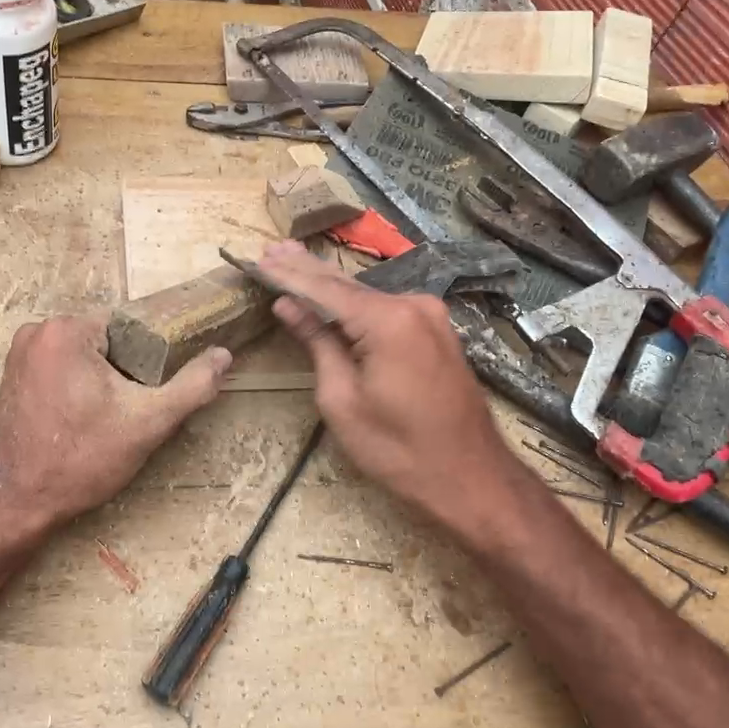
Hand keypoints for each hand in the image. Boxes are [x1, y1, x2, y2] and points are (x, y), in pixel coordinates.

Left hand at [0, 312, 229, 536]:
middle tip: (130, 410)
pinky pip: (60, 369)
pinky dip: (76, 388)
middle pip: (104, 340)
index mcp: (66, 330)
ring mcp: (19, 354)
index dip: (147, 357)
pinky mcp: (11, 377)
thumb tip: (224, 355)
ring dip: (101, 380)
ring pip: (83, 356)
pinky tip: (82, 420)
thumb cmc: (81, 460)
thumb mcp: (149, 423)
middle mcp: (36, 332)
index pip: (127, 327)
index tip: (150, 389)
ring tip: (107, 419)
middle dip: (123, 370)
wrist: (18, 503)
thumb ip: (192, 386)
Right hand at [257, 240, 521, 523]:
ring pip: (366, 295)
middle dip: (306, 269)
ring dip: (328, 283)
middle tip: (270, 249)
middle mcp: (413, 305)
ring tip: (289, 260)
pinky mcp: (435, 331)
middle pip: (347, 285)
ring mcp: (430, 316)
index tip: (257, 260)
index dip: (288, 276)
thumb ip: (318, 343)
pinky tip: (330, 291)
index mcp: (389, 320)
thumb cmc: (398, 450)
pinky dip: (353, 302)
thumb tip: (289, 305)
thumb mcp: (342, 400)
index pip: (325, 289)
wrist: (471, 478)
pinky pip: (384, 309)